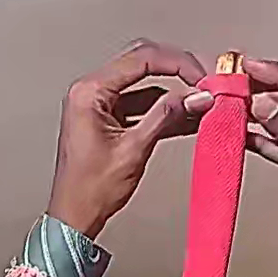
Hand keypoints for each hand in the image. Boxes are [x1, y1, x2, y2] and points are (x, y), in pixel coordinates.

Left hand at [48, 40, 206, 238]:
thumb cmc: (90, 190)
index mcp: (89, 92)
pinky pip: (138, 108)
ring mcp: (98, 106)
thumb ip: (165, 117)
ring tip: (200, 105)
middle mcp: (90, 92)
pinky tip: (186, 118)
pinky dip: (161, 112)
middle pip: (142, 66)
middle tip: (203, 84)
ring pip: (143, 87)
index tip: (201, 77)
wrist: (74, 217)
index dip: (178, 64)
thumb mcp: (134, 149)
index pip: (141, 59)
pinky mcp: (106, 122)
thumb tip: (195, 97)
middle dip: (177, 73)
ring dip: (172, 96)